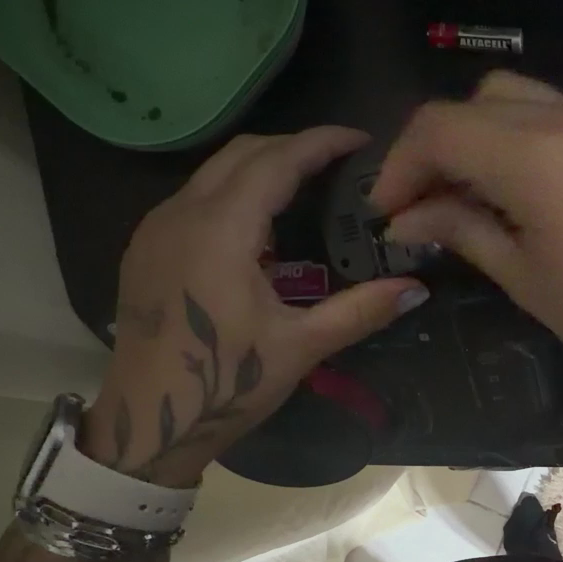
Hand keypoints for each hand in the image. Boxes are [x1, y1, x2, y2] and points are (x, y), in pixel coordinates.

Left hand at [81, 128, 428, 487]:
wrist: (150, 420)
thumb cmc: (227, 384)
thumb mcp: (301, 347)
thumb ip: (360, 311)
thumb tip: (417, 289)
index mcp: (221, 229)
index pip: (276, 161)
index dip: (320, 143)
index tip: (360, 141)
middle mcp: (181, 212)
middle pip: (241, 153)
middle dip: (292, 147)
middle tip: (339, 164)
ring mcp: (156, 228)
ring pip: (213, 173)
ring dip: (261, 169)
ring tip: (307, 191)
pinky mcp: (146, 249)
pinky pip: (195, 199)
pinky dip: (234, 195)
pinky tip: (261, 232)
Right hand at [371, 73, 562, 412]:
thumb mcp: (521, 274)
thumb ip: (460, 229)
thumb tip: (405, 219)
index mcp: (531, 154)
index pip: (438, 129)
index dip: (400, 167)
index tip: (387, 213)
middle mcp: (561, 116)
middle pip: (470, 106)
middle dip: (433, 150)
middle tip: (420, 208)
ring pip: (508, 101)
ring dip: (473, 139)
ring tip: (460, 200)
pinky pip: (546, 115)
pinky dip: (512, 139)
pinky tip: (507, 189)